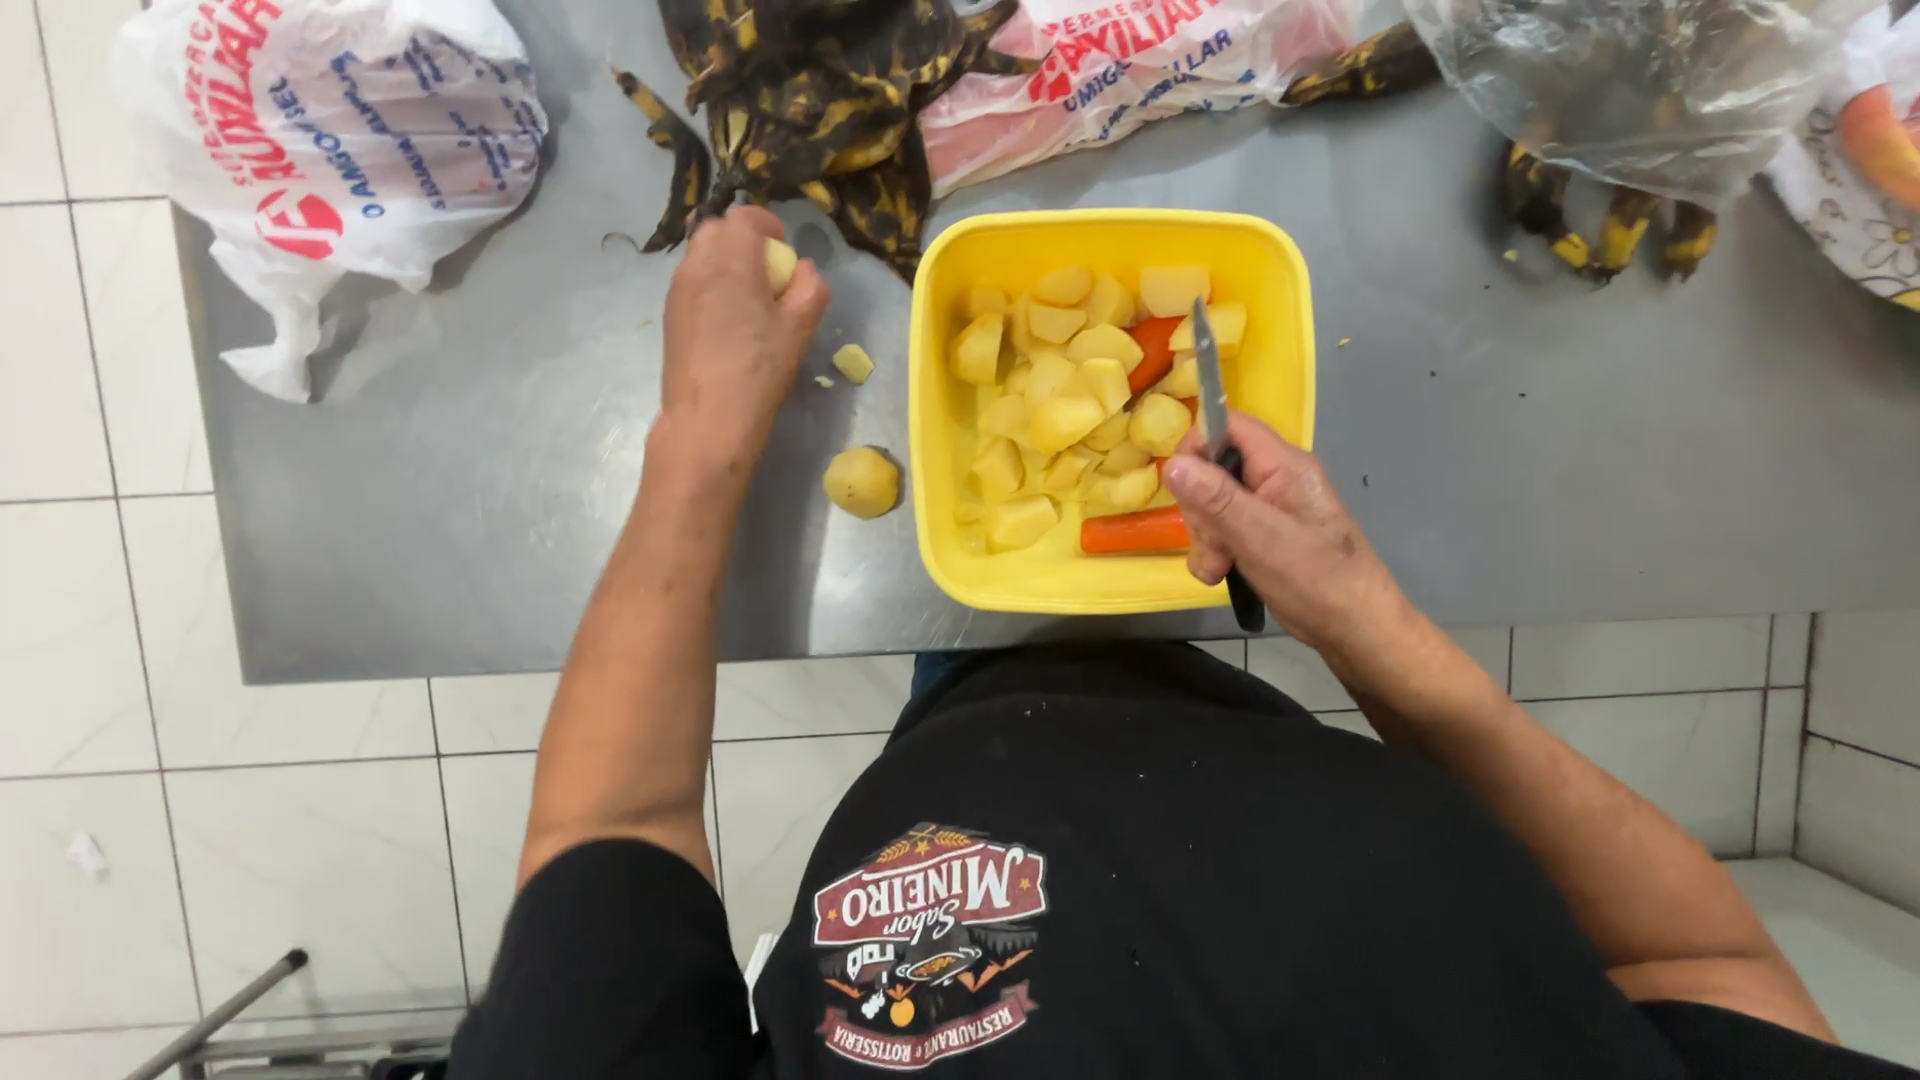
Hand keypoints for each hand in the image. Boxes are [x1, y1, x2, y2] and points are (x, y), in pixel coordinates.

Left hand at [653, 206, 829, 474]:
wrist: (709, 417)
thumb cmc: (760, 371)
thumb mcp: (800, 329)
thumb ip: (810, 288)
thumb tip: (803, 269)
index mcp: (732, 261)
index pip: (745, 217)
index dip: (768, 225)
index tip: (784, 249)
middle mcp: (698, 265)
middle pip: (718, 229)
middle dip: (744, 240)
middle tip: (768, 272)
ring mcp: (678, 289)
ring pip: (701, 254)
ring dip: (726, 262)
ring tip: (749, 299)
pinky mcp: (670, 313)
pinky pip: (693, 280)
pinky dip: (712, 284)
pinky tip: (729, 322)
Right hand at [1161, 412, 1411, 656]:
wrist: (1354, 628)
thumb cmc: (1317, 579)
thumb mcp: (1260, 538)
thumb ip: (1217, 499)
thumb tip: (1173, 463)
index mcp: (1283, 465)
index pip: (1228, 425)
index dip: (1197, 445)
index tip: (1181, 484)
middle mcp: (1274, 478)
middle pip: (1212, 468)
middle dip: (1199, 508)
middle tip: (1211, 542)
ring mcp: (1266, 507)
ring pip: (1211, 503)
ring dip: (1204, 537)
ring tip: (1218, 567)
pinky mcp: (1259, 533)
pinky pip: (1221, 529)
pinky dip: (1213, 551)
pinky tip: (1220, 574)